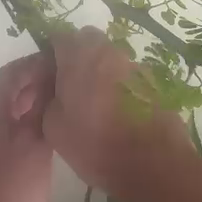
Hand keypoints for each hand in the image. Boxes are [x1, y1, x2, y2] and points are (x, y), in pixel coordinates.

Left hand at [0, 52, 55, 201]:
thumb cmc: (14, 183)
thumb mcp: (35, 141)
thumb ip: (43, 106)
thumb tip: (53, 78)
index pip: (12, 71)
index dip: (35, 61)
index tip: (62, 56)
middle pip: (10, 88)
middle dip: (37, 78)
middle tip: (67, 76)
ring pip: (13, 109)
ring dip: (35, 100)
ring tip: (65, 98)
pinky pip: (14, 128)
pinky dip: (31, 121)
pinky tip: (52, 128)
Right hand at [41, 27, 197, 196]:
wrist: (152, 164)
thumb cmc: (95, 143)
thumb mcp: (54, 127)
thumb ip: (48, 99)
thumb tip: (54, 91)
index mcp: (78, 55)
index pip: (58, 37)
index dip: (51, 55)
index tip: (49, 76)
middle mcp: (106, 50)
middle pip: (87, 40)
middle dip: (78, 56)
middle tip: (72, 87)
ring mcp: (132, 63)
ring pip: (109, 57)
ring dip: (101, 72)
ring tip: (98, 105)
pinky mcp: (152, 81)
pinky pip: (128, 75)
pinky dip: (120, 87)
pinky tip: (119, 114)